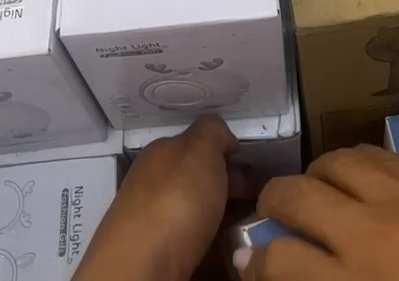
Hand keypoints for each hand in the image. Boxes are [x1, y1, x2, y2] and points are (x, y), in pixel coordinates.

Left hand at [74, 115, 247, 280]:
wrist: (141, 268)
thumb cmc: (174, 199)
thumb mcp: (199, 147)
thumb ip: (213, 132)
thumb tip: (222, 138)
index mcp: (161, 156)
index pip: (196, 148)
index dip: (226, 158)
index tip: (252, 175)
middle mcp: (154, 187)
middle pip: (197, 184)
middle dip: (226, 192)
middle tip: (256, 206)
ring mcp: (154, 225)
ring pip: (196, 219)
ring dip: (222, 225)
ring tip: (247, 236)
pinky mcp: (160, 259)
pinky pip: (195, 252)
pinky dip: (213, 253)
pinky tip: (227, 258)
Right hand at [238, 146, 398, 280]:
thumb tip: (312, 275)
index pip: (279, 261)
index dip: (254, 263)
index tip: (249, 265)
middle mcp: (371, 232)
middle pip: (297, 194)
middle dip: (272, 201)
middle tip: (269, 213)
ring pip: (335, 161)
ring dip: (314, 173)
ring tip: (314, 188)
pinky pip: (377, 154)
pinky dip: (354, 162)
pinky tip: (360, 177)